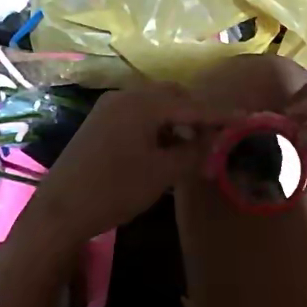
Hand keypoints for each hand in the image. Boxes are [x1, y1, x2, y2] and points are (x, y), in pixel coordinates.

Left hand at [23, 81, 221, 241]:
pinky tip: (166, 147)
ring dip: (177, 119)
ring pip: (155, 104)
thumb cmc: (115, 190)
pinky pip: (138, 114)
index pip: (192, 105)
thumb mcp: (163, 173)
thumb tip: (218, 140)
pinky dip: (157, 125)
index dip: (221, 114)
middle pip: (173, 96)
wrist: (60, 211)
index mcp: (143, 103)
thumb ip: (195, 152)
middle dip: (198, 113)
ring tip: (194, 145)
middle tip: (219, 135)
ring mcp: (109, 107)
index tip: (246, 119)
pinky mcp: (100, 122)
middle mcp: (125, 96)